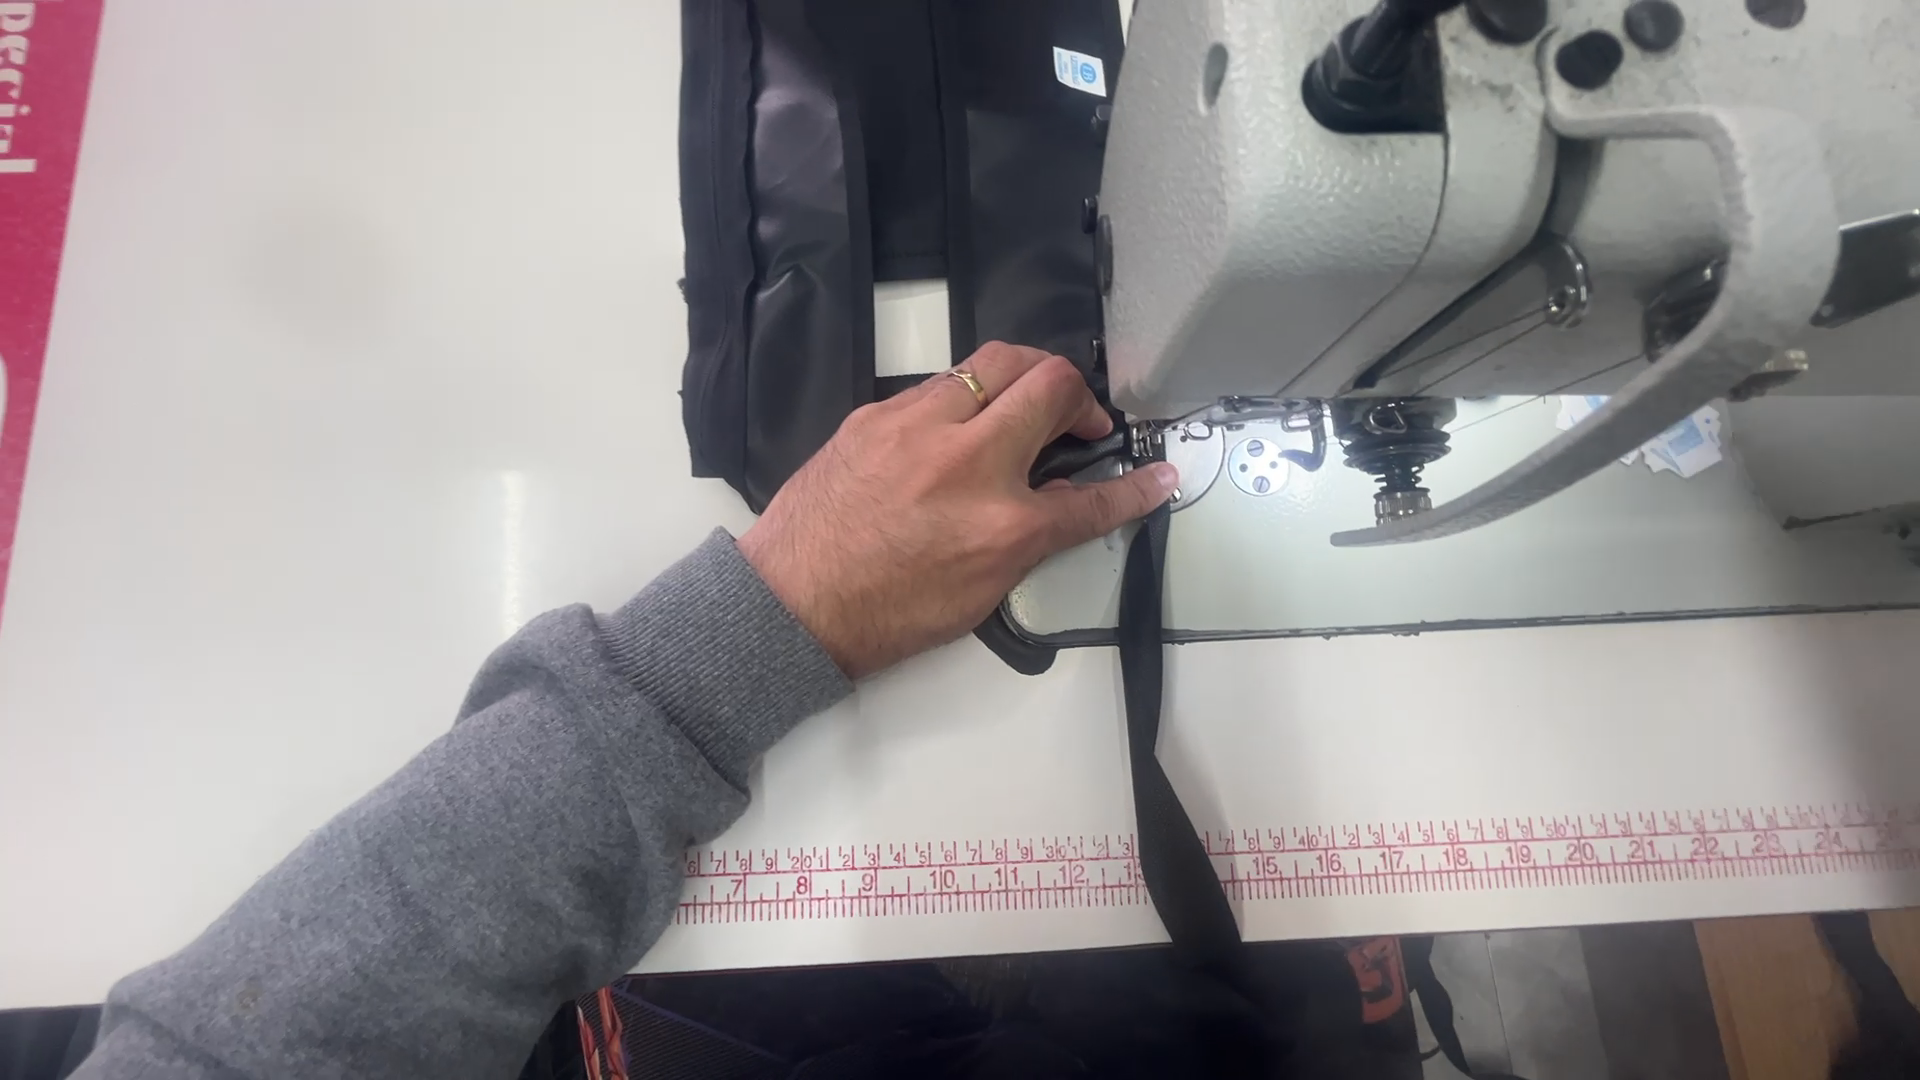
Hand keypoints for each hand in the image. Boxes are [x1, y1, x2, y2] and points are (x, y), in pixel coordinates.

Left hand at [737, 342, 1178, 678]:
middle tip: (1080, 421)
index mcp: (1000, 526)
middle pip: (1051, 386)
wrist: (793, 602)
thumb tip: (1056, 505)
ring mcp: (916, 428)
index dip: (1135, 489)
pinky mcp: (875, 415)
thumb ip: (1029, 540)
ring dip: (1027, 376)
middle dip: (1082, 396)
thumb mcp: (979, 594)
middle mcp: (966, 463)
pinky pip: (939, 383)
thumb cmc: (885, 615)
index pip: (1091, 499)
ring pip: (996, 360)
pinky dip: (966, 396)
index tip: (1157, 477)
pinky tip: (959, 425)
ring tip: (1027, 403)